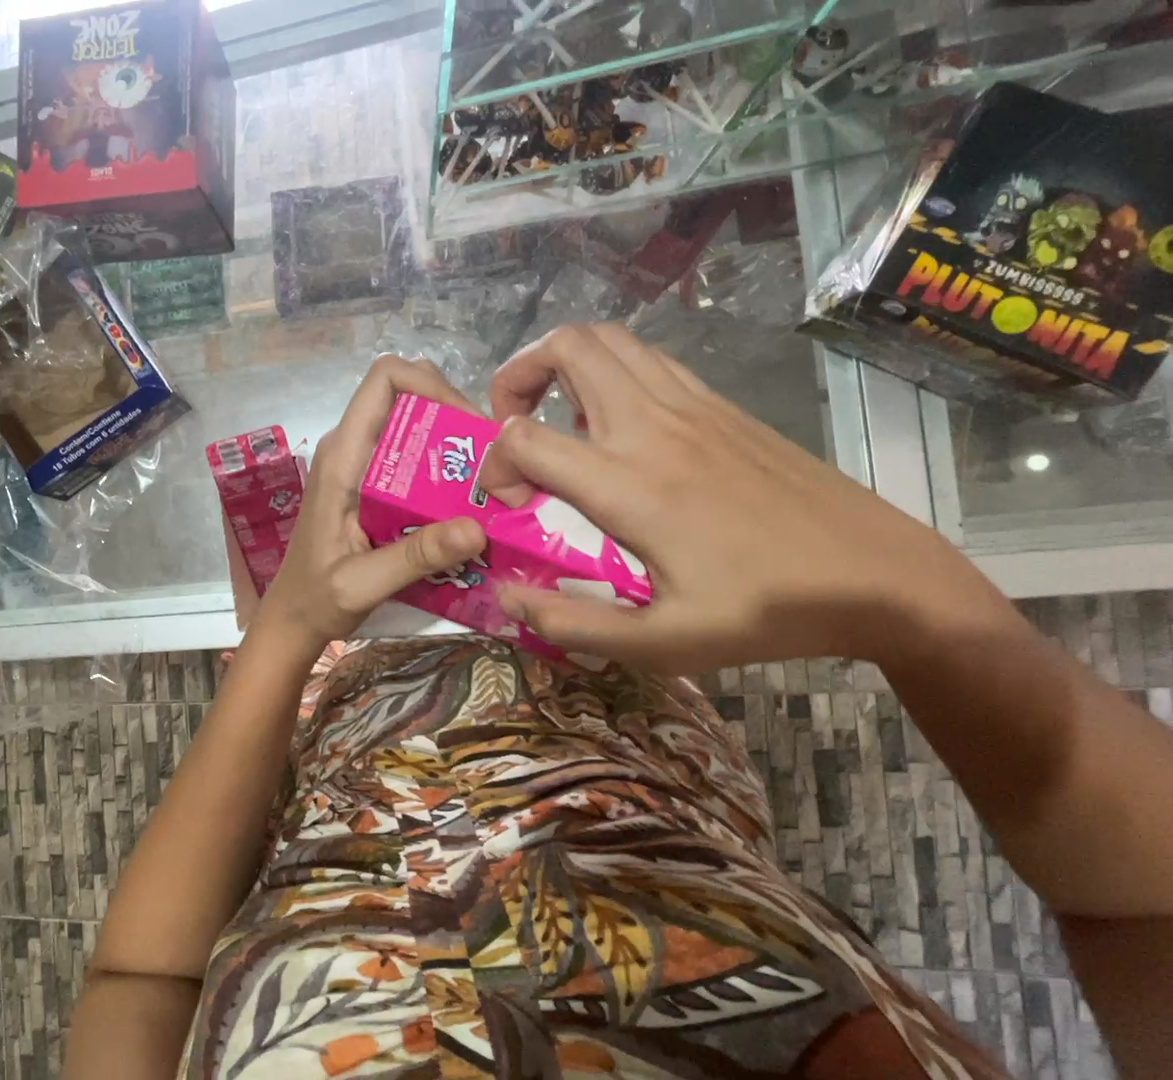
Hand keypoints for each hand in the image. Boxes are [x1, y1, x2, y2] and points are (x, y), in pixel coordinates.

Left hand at [254, 355, 486, 655]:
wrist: (294, 617)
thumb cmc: (317, 599)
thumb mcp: (362, 584)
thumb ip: (414, 558)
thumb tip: (476, 528)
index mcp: (342, 456)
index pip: (384, 379)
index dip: (431, 384)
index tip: (470, 425)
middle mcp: (351, 448)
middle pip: (407, 394)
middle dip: (453, 413)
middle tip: (491, 458)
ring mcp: (361, 464)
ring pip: (414, 424)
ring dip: (453, 443)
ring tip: (488, 479)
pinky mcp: (372, 484)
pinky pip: (413, 456)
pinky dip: (443, 468)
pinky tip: (467, 501)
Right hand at [479, 323, 1018, 673]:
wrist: (882, 577)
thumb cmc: (768, 612)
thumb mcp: (664, 644)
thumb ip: (571, 623)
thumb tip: (505, 596)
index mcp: (630, 485)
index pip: (525, 438)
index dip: (496, 466)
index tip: (514, 507)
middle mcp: (653, 427)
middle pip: (565, 347)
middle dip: (517, 376)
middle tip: (510, 424)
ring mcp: (692, 405)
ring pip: (608, 339)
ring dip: (562, 364)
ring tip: (554, 417)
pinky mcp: (721, 405)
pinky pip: (646, 359)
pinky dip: (608, 372)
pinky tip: (614, 426)